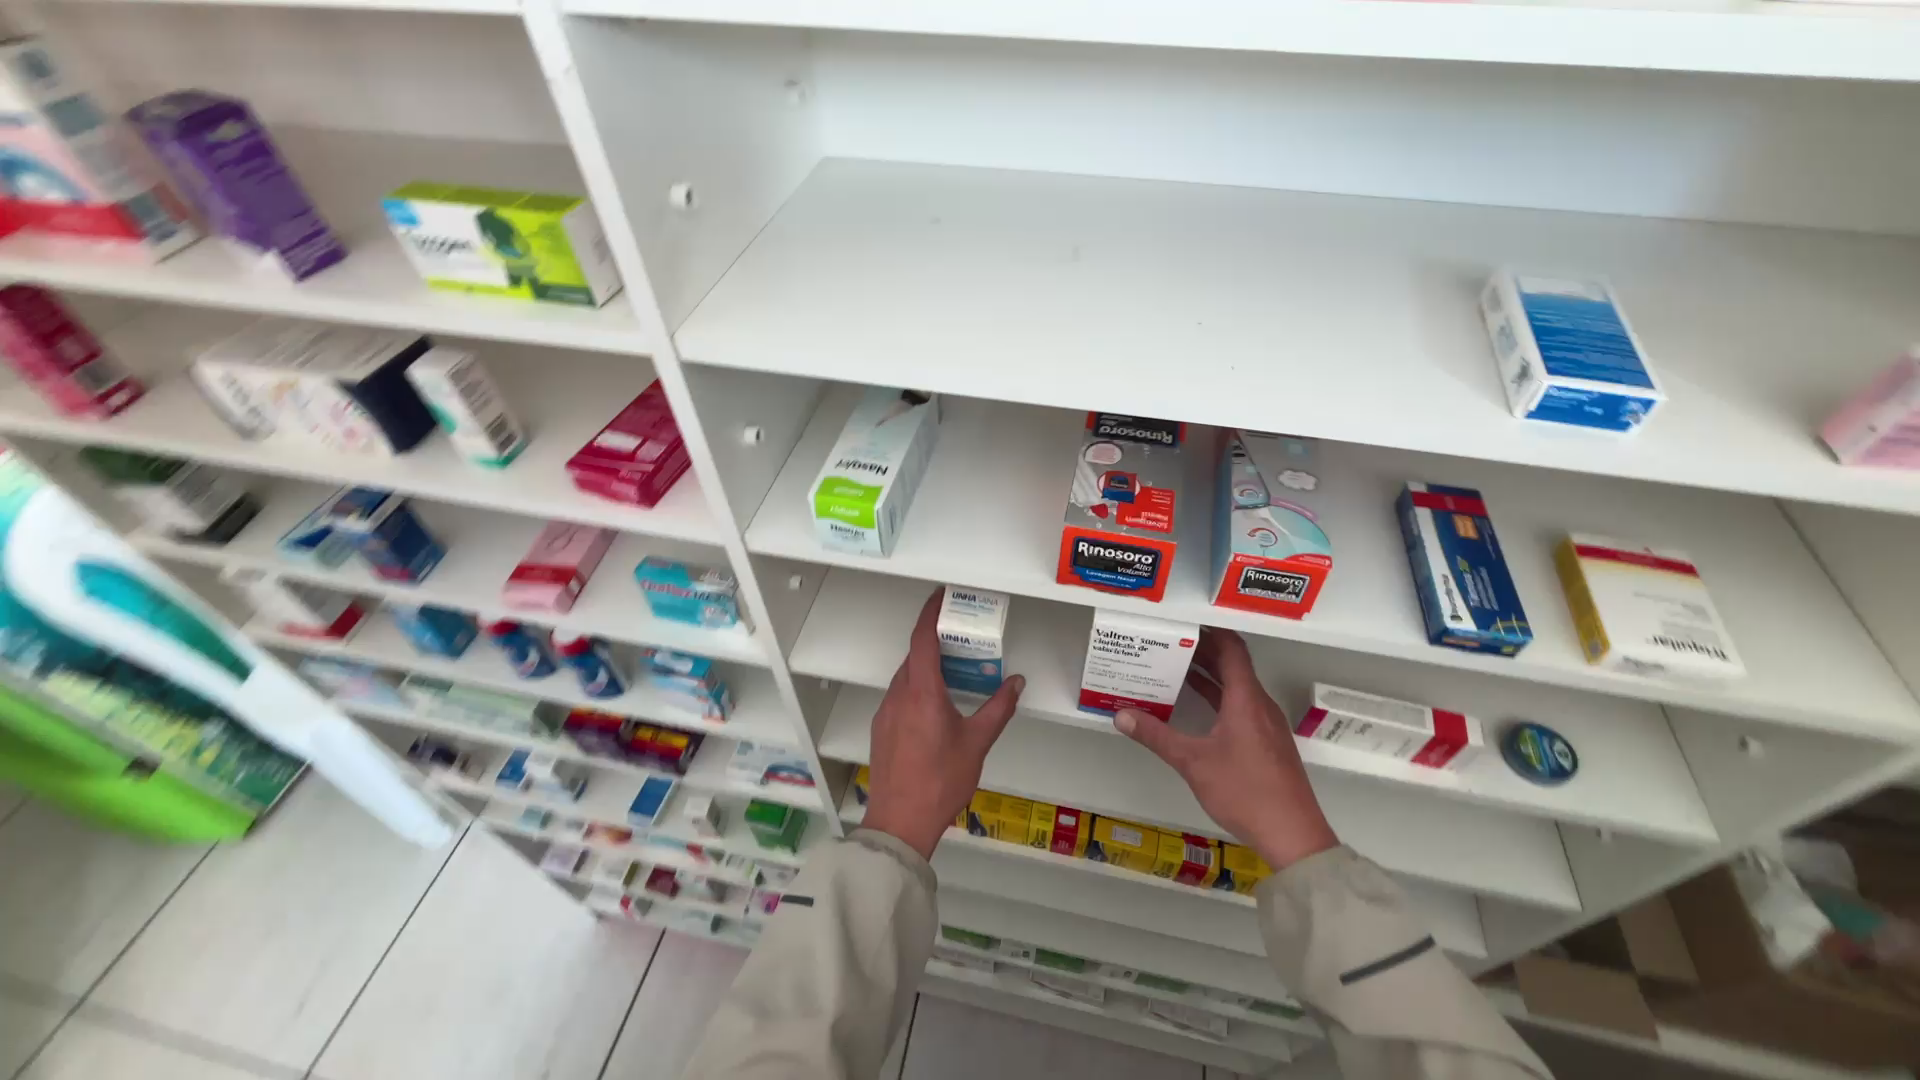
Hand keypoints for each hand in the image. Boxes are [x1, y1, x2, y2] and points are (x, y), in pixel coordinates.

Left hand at [863, 590, 1025, 859]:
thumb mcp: (977, 742)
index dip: (931, 613)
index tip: (940, 597)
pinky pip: (900, 695)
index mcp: (922, 692)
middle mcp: (899, 695)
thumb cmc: (940, 781)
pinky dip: (917, 687)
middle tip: (961, 635)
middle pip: (914, 655)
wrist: (900, 821)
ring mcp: (886, 712)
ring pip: (906, 676)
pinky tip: (936, 703)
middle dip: (935, 640)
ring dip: (927, 666)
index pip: (922, 638)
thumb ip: (998, 708)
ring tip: (954, 669)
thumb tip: (1016, 682)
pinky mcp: (882, 728)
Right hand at [1114, 627, 1336, 870]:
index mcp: (1246, 699)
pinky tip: (1195, 707)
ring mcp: (1266, 724)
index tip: (1183, 624)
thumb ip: (1156, 736)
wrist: (1292, 834)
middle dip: (1202, 651)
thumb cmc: (1245, 791)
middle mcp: (1259, 705)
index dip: (1210, 631)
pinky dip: (1218, 698)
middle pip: (1233, 665)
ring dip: (1209, 676)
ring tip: (1175, 669)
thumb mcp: (1193, 762)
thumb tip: (1121, 715)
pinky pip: (1241, 706)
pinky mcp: (1267, 742)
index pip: (1231, 649)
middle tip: (1169, 644)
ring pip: (1237, 687)